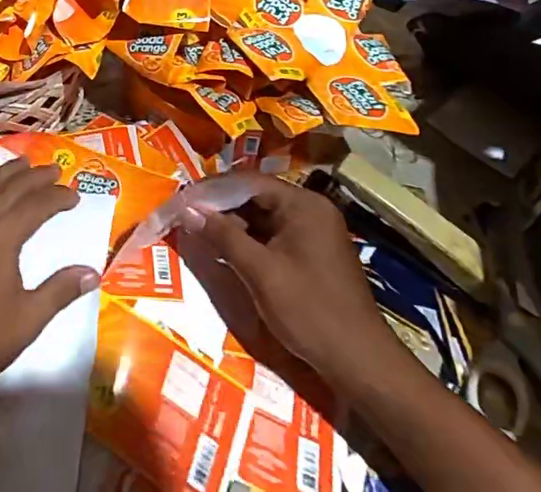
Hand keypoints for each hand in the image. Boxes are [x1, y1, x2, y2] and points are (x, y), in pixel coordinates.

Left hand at [0, 160, 98, 403]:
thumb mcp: (29, 319)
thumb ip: (61, 290)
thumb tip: (93, 272)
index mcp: (0, 238)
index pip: (36, 204)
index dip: (58, 197)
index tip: (75, 196)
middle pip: (9, 187)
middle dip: (35, 176)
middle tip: (56, 171)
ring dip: (5, 173)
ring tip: (23, 164)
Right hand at [174, 175, 393, 387]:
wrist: (358, 358)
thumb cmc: (309, 310)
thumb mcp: (261, 273)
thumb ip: (224, 236)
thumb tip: (188, 209)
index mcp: (303, 204)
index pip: (250, 182)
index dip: (213, 190)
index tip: (182, 200)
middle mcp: (311, 209)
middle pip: (258, 196)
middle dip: (221, 206)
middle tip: (186, 216)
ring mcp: (315, 230)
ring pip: (266, 217)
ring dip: (234, 224)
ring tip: (199, 231)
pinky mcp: (313, 252)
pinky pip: (276, 235)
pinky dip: (251, 240)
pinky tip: (227, 249)